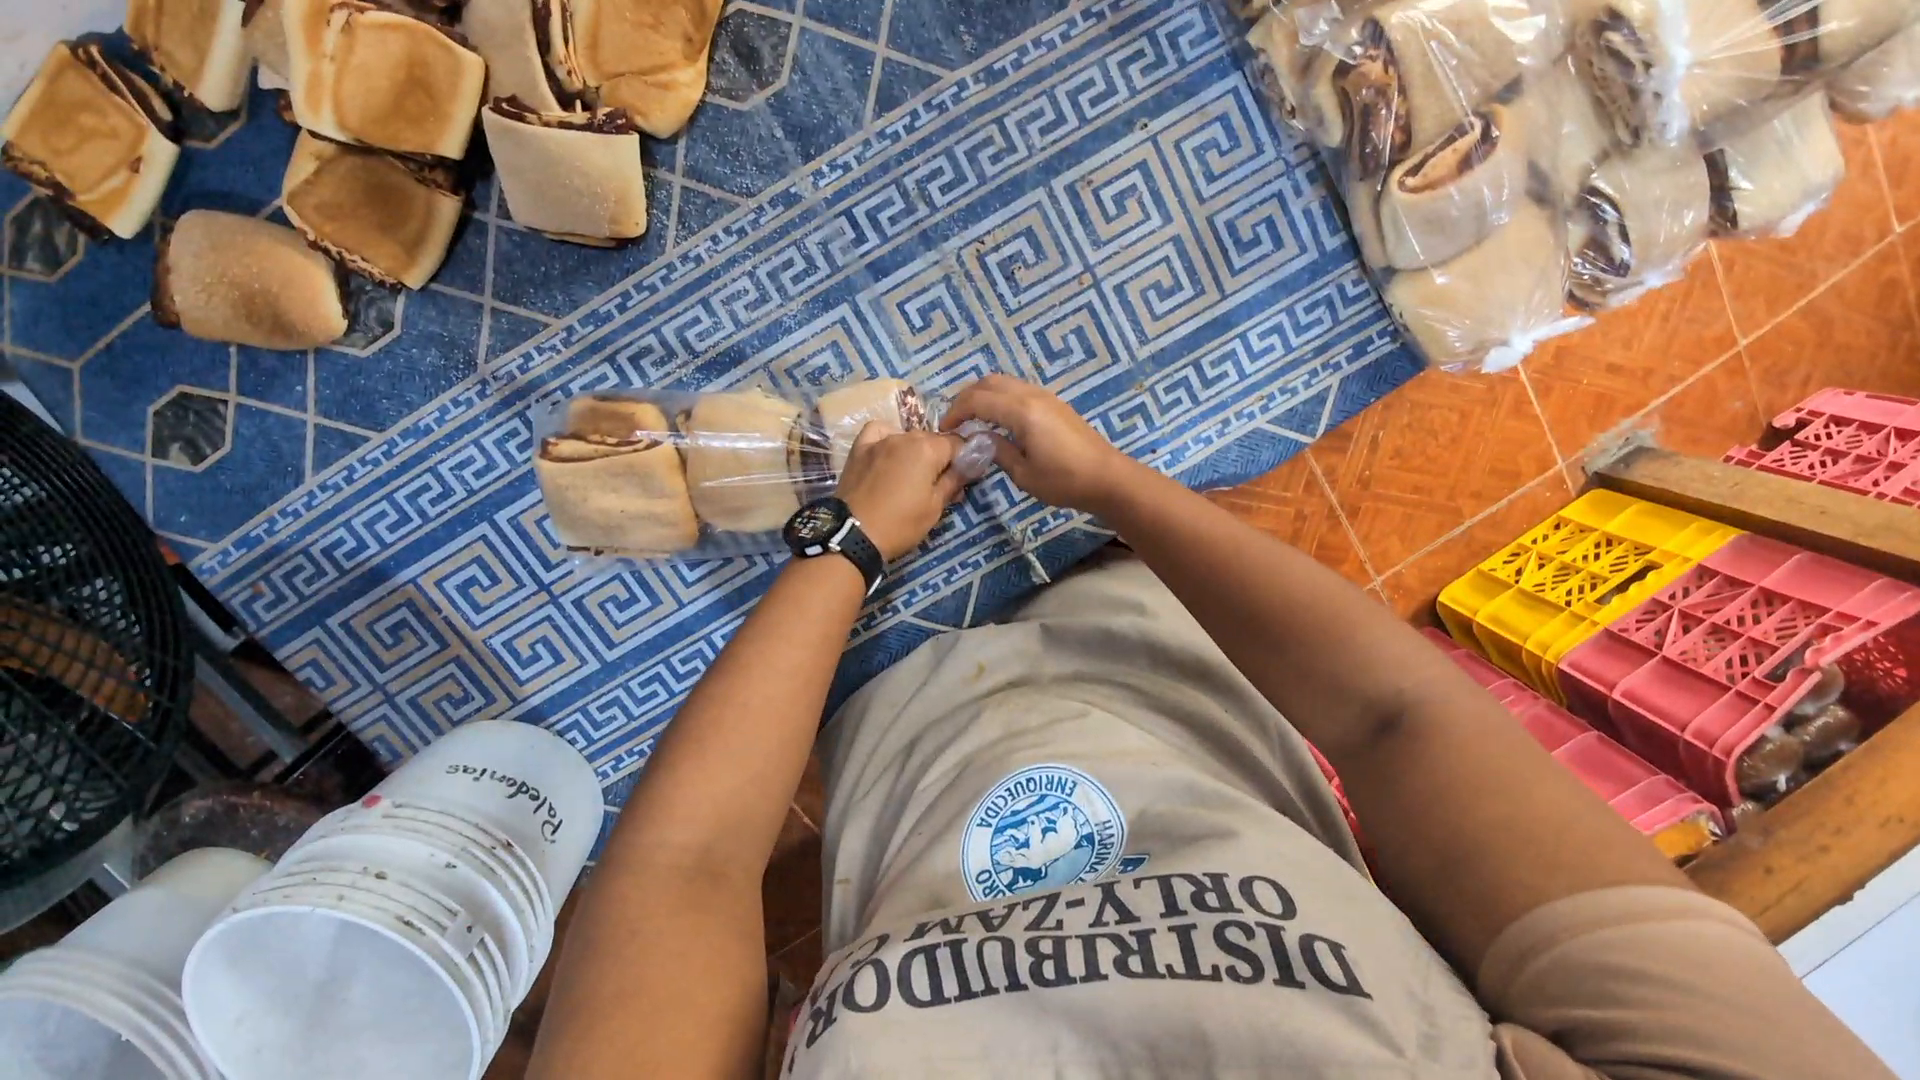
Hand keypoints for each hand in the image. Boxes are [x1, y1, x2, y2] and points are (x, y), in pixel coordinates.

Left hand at [835, 424, 969, 560]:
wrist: (852, 534)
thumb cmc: (900, 524)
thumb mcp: (934, 507)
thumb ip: (954, 481)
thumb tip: (971, 465)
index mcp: (928, 449)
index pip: (958, 443)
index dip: (965, 459)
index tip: (964, 477)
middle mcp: (905, 436)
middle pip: (932, 439)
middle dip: (940, 457)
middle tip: (939, 484)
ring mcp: (879, 440)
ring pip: (907, 437)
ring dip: (915, 450)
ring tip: (912, 474)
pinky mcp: (860, 448)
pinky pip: (879, 432)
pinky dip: (888, 437)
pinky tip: (889, 451)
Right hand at [941, 375, 1139, 513]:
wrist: (1107, 478)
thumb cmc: (1064, 481)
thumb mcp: (1023, 474)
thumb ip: (998, 451)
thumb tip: (980, 439)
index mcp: (1022, 411)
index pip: (977, 400)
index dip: (955, 412)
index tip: (945, 430)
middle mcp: (1032, 395)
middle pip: (989, 382)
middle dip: (966, 397)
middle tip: (955, 420)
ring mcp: (1045, 396)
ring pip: (1004, 382)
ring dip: (983, 395)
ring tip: (973, 419)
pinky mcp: (1054, 403)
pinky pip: (1018, 389)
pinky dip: (1000, 397)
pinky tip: (998, 419)